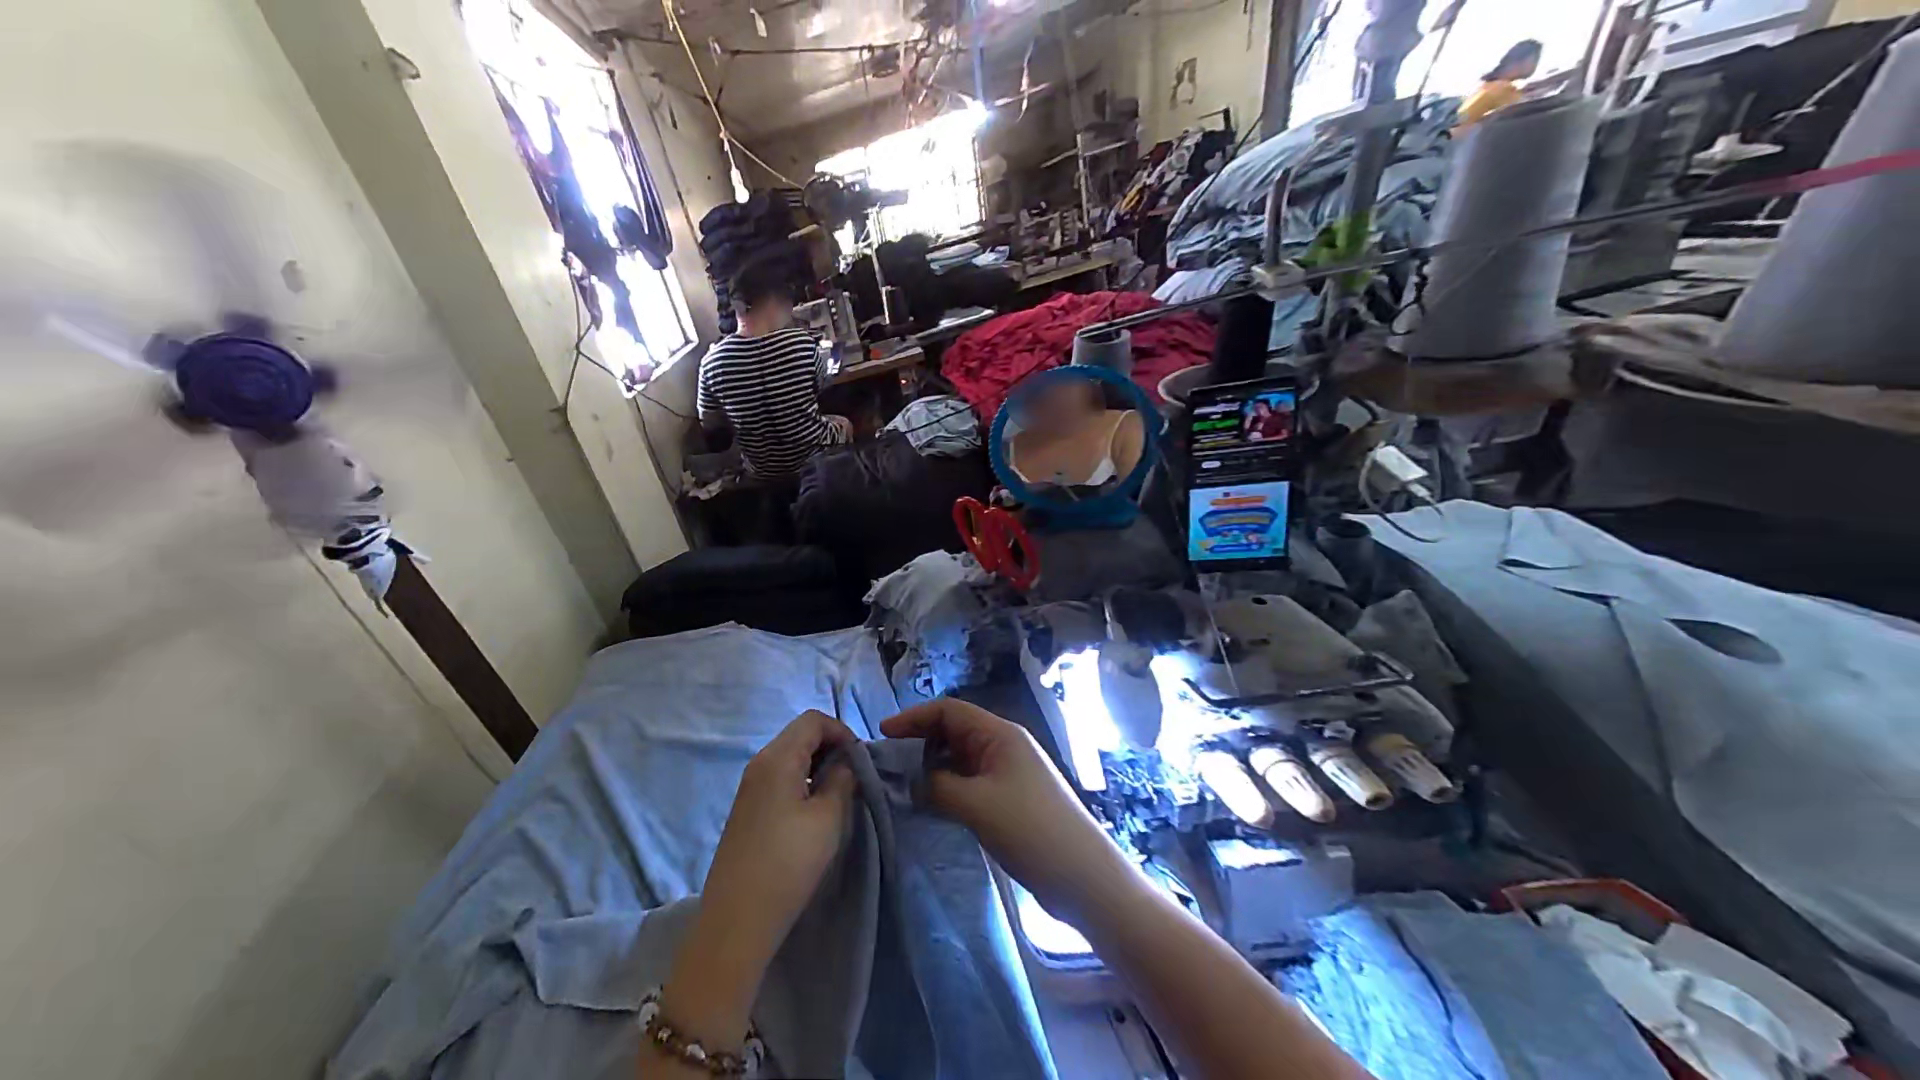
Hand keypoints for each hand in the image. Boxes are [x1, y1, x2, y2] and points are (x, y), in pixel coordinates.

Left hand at [676, 710, 856, 1004]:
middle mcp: (758, 764)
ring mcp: (749, 788)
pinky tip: (814, 811)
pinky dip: (802, 782)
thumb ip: (842, 779)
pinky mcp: (747, 810)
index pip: (813, 720)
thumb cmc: (789, 862)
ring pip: (790, 757)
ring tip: (838, 795)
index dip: (842, 731)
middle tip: (854, 777)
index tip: (861, 759)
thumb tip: (844, 763)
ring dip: (817, 766)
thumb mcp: (829, 817)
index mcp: (777, 758)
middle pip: (799, 735)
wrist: (738, 919)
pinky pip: (779, 778)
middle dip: (831, 747)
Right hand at [881, 698, 1134, 919]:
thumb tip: (911, 781)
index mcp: (999, 734)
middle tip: (886, 763)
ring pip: (960, 758)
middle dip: (919, 741)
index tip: (882, 734)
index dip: (914, 717)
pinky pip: (969, 782)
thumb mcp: (975, 804)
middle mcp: (1004, 746)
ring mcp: (1008, 773)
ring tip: (900, 784)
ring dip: (931, 766)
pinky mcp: (1009, 799)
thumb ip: (936, 786)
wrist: (1081, 875)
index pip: (949, 711)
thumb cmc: (1029, 829)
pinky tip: (928, 804)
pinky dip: (946, 786)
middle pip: (954, 731)